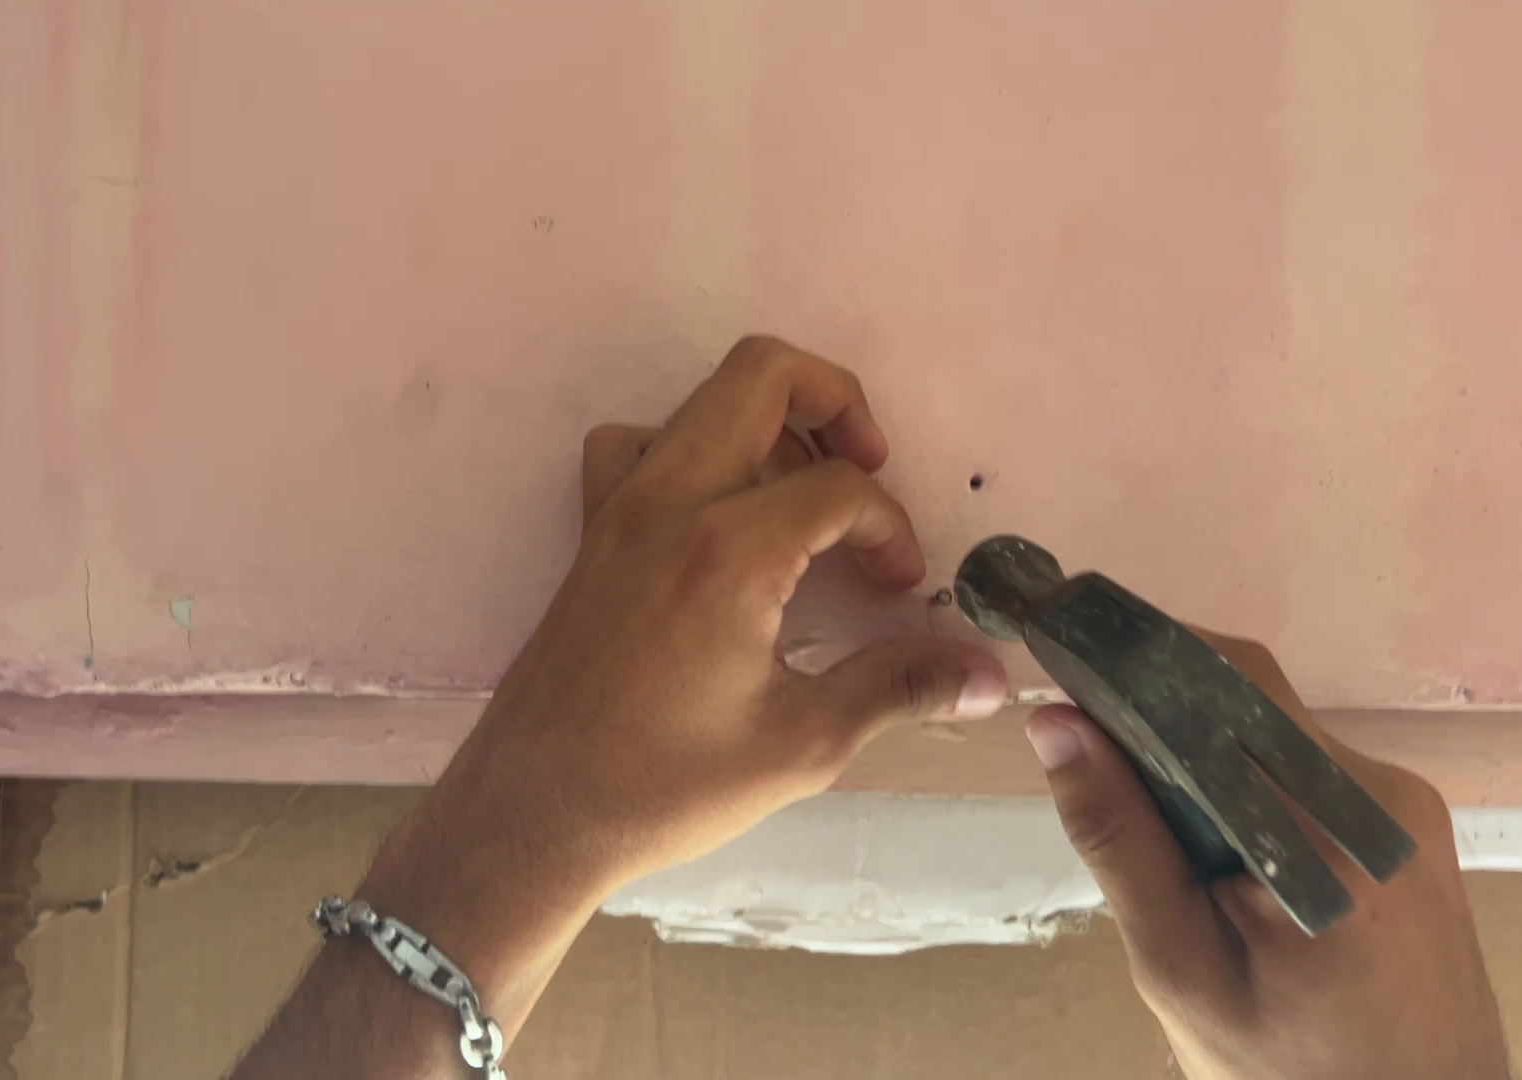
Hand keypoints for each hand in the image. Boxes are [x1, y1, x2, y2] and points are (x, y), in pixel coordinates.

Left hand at [359, 336, 1005, 1028]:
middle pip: (761, 374)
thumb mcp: (800, 743)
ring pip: (697, 402)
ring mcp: (617, 507)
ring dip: (762, 421)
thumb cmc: (664, 785)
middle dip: (835, 400)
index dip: (891, 526)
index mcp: (729, 548)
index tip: (897, 585)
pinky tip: (709, 514)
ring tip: (795, 493)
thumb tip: (988, 675)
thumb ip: (898, 688)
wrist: (533, 810)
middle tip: (868, 467)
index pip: (840, 486)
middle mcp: (668, 500)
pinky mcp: (589, 531)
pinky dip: (683, 449)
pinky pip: (633, 447)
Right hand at [1026, 632, 1508, 1079]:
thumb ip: (1115, 837)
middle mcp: (1379, 796)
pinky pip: (1276, 756)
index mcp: (1333, 831)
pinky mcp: (1390, 821)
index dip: (1136, 657)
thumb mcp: (1173, 959)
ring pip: (1252, 722)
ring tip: (1131, 802)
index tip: (1060, 654)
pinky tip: (1189, 826)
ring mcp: (1394, 805)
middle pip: (1238, 696)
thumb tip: (1052, 721)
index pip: (1225, 688)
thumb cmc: (1282, 1065)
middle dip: (1146, 698)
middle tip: (1078, 745)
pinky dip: (1214, 764)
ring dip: (1177, 735)